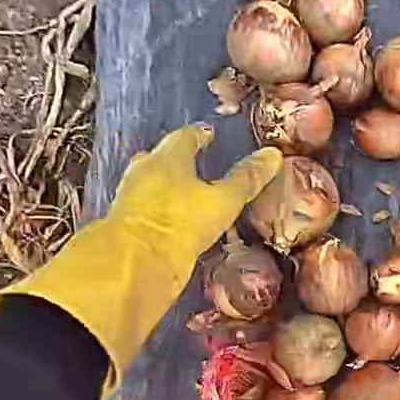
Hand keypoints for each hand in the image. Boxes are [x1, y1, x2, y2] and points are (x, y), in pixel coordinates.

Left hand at [104, 125, 282, 267]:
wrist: (134, 266)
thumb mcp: (223, 201)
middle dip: (176, 158)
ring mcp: (131, 200)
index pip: (185, 137)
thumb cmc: (179, 223)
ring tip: (186, 192)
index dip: (199, 134)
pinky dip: (160, 211)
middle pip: (160, 157)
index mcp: (167, 159)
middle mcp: (144, 173)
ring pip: (150, 184)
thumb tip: (273, 154)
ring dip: (166, 185)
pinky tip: (173, 221)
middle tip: (195, 161)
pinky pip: (146, 210)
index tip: (208, 133)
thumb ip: (246, 179)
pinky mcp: (127, 227)